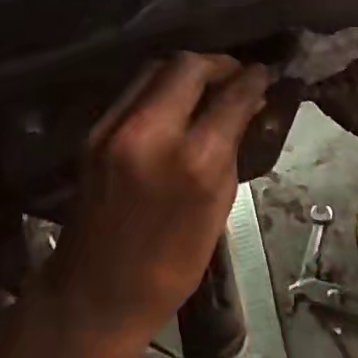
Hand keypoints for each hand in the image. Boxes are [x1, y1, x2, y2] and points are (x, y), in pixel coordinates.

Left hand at [43, 53, 270, 336]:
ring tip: (209, 85)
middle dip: (218, 64)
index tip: (264, 74)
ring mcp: (113, 129)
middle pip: (187, 65)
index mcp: (192, 161)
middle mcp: (149, 132)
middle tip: (236, 76)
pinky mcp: (93, 132)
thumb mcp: (218, 207)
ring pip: (156, 69)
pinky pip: (134, 91)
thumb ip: (231, 148)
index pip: (231, 97)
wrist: (95, 293)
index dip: (253, 79)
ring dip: (188, 70)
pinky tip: (176, 103)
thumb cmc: (170, 265)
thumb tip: (246, 109)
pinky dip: (161, 87)